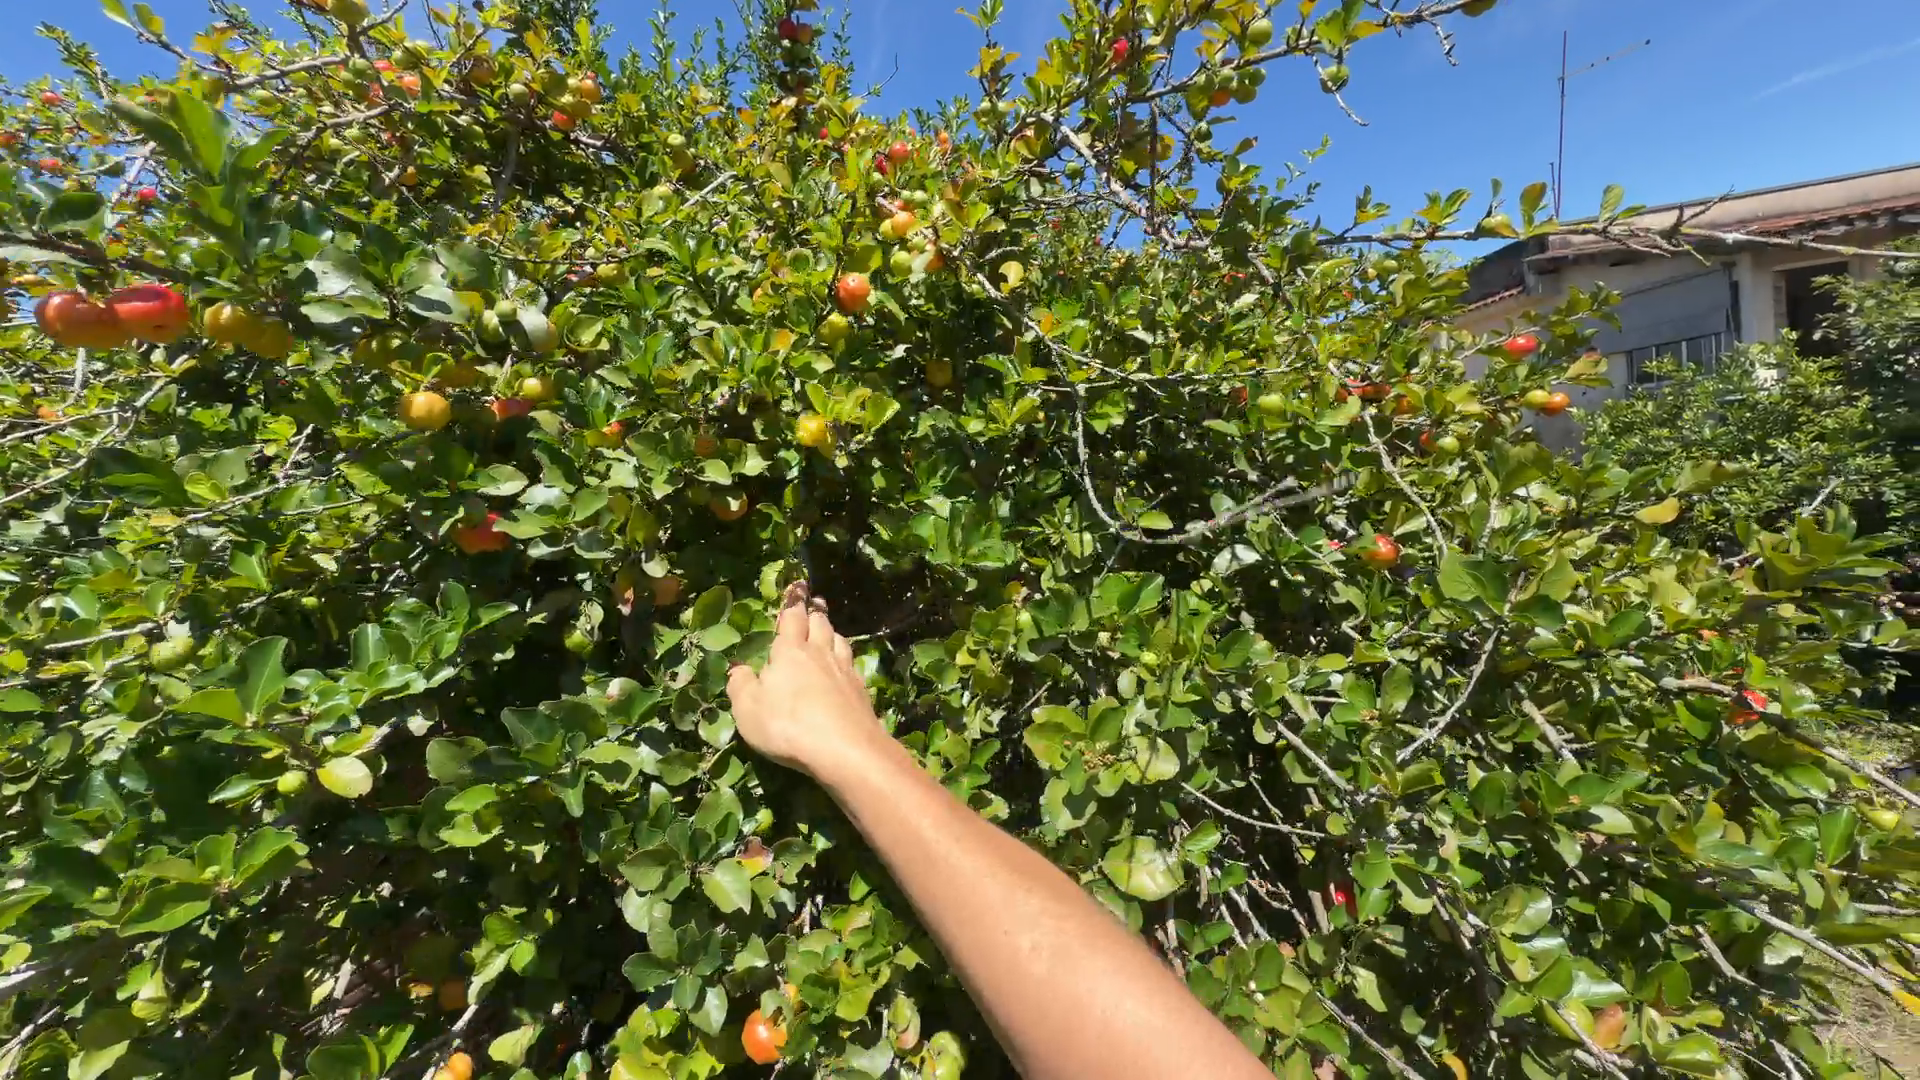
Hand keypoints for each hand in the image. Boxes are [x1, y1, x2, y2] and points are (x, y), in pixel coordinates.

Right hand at [727, 583, 890, 781]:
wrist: (844, 749)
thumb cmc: (787, 726)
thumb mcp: (748, 709)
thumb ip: (741, 685)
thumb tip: (739, 668)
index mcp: (790, 651)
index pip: (792, 618)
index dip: (793, 601)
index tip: (798, 588)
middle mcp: (820, 653)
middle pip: (819, 623)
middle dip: (814, 612)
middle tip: (814, 604)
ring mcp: (844, 670)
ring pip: (839, 640)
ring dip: (831, 631)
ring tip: (828, 630)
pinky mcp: (860, 689)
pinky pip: (851, 663)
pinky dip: (845, 657)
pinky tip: (844, 665)